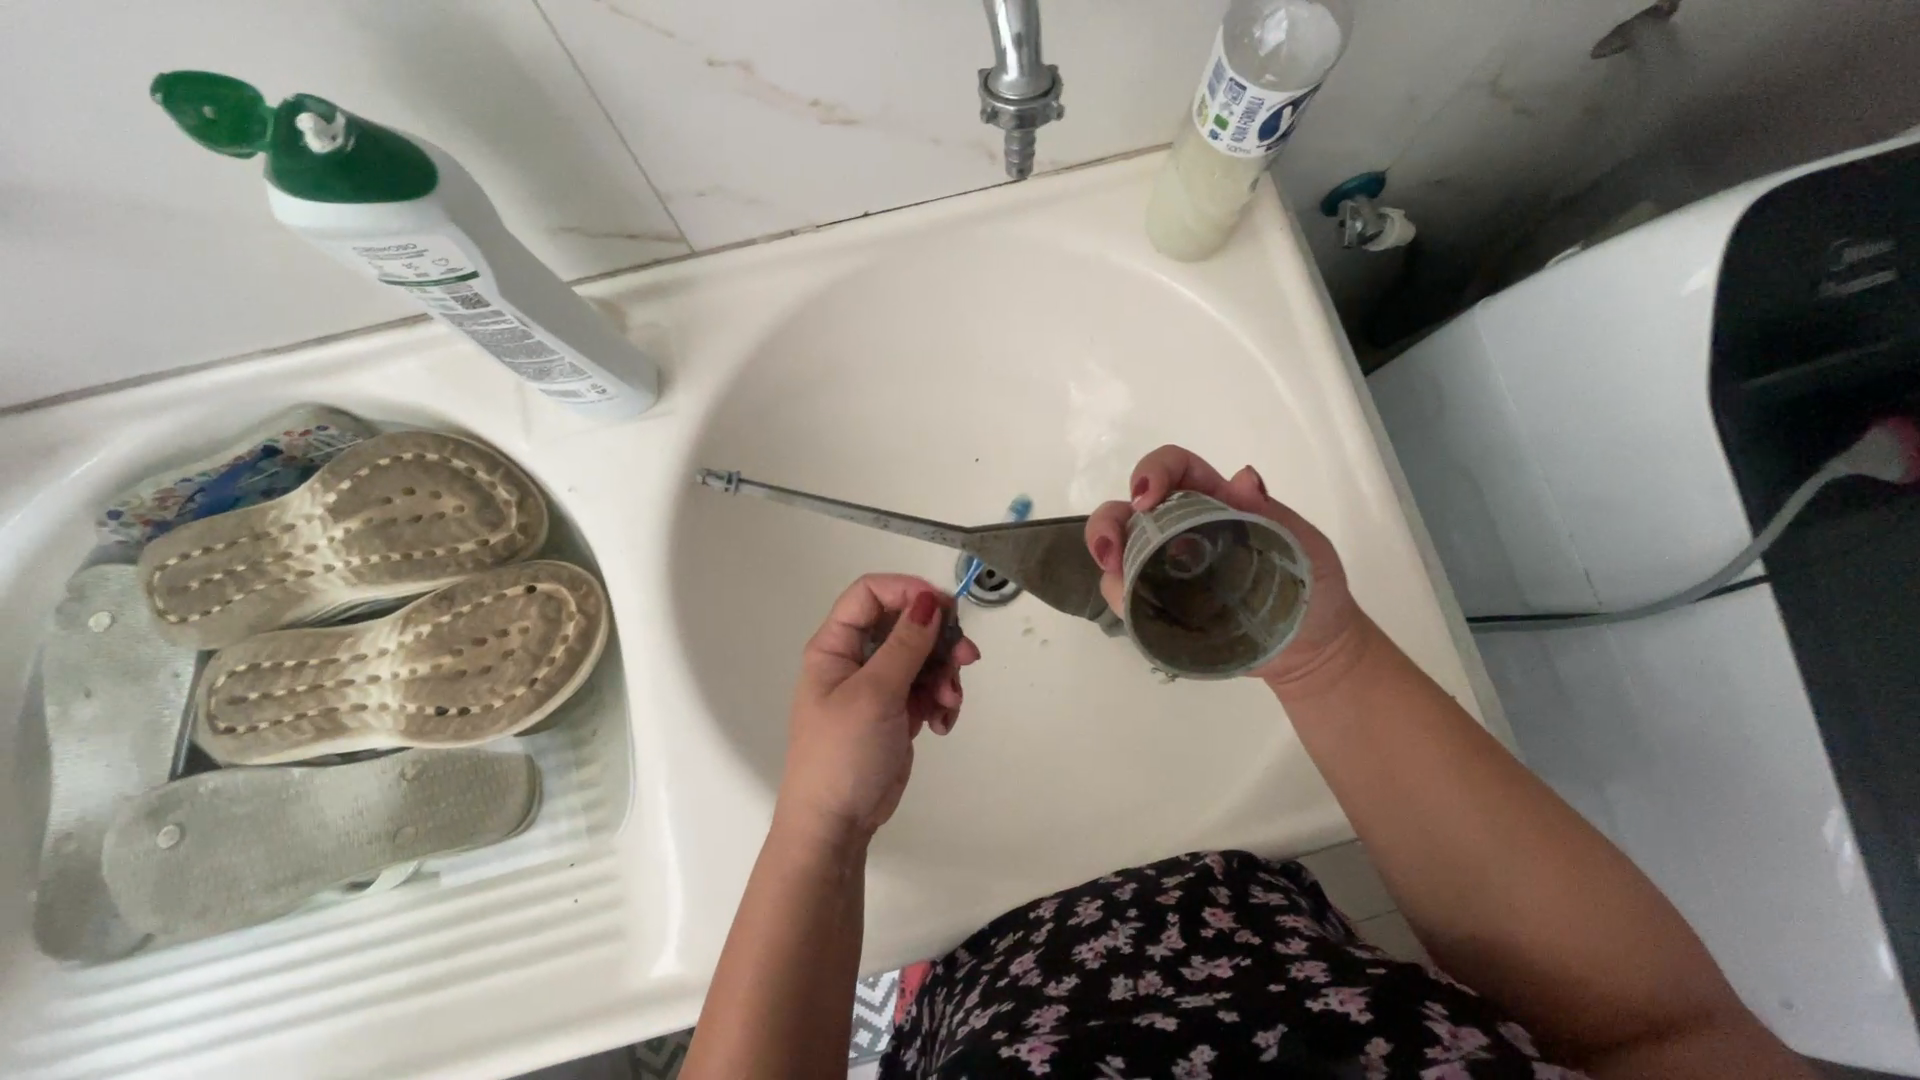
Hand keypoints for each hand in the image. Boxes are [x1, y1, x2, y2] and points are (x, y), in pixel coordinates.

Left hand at [777, 574, 981, 843]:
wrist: (836, 824)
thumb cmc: (843, 753)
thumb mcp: (875, 693)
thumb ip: (905, 645)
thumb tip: (929, 600)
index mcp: (835, 646)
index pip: (870, 594)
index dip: (907, 592)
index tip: (945, 607)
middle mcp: (856, 660)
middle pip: (906, 625)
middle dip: (939, 640)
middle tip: (967, 658)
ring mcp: (878, 687)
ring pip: (923, 658)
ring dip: (945, 675)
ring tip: (949, 704)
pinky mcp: (897, 712)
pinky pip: (928, 689)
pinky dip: (941, 701)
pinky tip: (943, 724)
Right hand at [1084, 445, 1372, 694]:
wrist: (1313, 648)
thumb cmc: (1311, 588)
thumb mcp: (1303, 544)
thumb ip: (1272, 515)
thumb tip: (1243, 479)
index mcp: (1215, 501)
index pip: (1174, 468)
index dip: (1154, 472)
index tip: (1147, 498)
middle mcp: (1180, 530)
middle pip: (1127, 510)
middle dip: (1107, 521)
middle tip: (1110, 549)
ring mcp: (1165, 570)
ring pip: (1118, 551)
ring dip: (1106, 559)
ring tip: (1119, 581)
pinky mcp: (1161, 607)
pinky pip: (1126, 597)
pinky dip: (1120, 598)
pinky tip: (1134, 608)